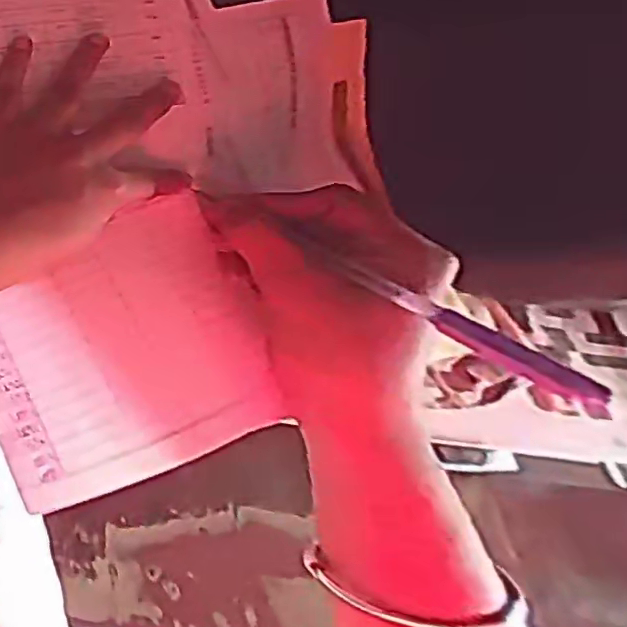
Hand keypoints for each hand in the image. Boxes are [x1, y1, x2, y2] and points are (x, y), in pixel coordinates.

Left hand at [0, 33, 183, 295]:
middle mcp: (76, 154)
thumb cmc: (20, 255)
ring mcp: (38, 136)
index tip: (183, 178)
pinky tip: (22, 42)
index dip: (164, 181)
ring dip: (84, 62)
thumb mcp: (74, 243)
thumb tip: (106, 199)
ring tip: (97, 39)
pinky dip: (13, 66)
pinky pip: (8, 91)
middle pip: (122, 123)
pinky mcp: (0, 129)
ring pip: (68, 91)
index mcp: (100, 188)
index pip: (142, 183)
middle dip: (150, 104)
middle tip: (168, 87)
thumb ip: (95, 215)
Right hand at [205, 186, 456, 406]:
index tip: (228, 213)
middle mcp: (395, 265)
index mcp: (406, 252)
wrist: (348, 421)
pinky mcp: (342, 308)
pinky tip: (239, 276)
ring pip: (304, 249)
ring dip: (258, 249)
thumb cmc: (340, 360)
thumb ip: (257, 236)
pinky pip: (300, 272)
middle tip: (220, 232)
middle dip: (262, 228)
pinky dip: (265, 269)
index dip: (274, 205)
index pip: (332, 205)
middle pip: (316, 225)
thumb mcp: (292, 285)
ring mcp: (370, 288)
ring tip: (224, 255)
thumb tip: (220, 206)